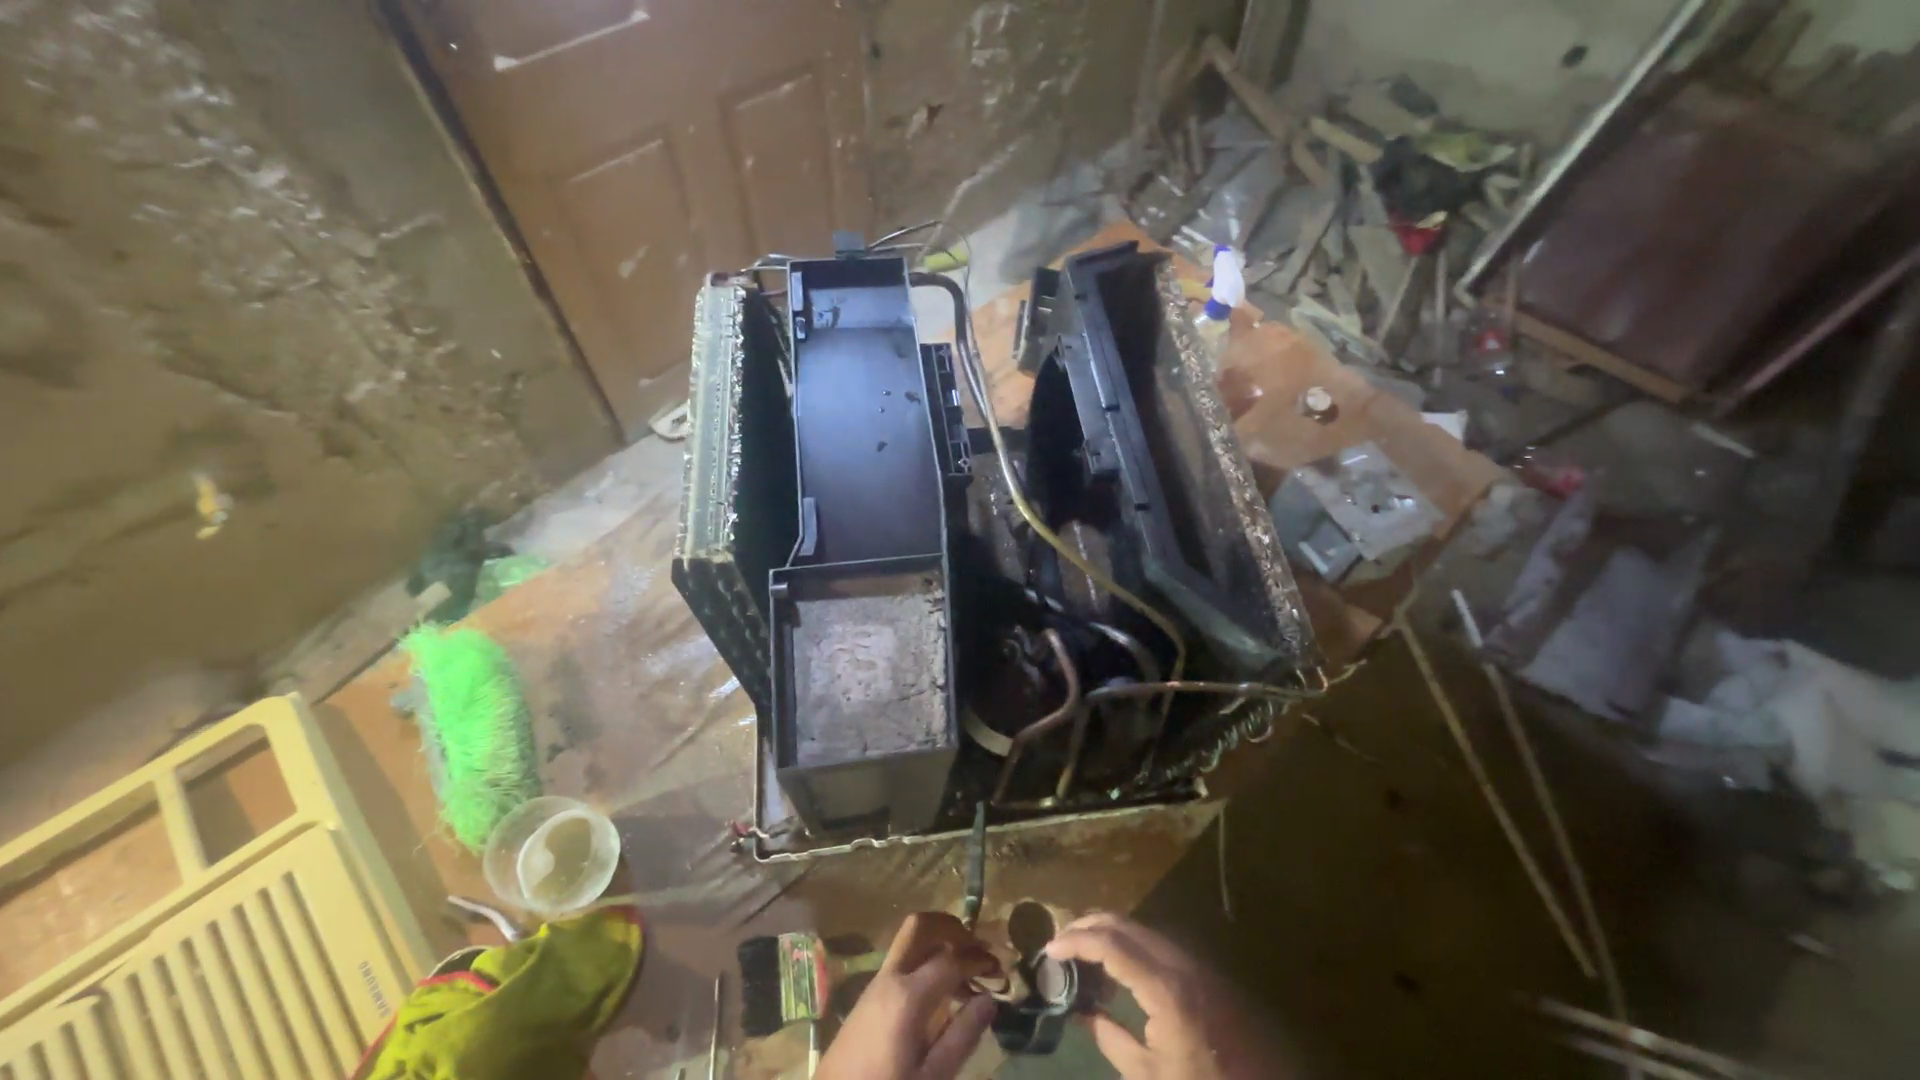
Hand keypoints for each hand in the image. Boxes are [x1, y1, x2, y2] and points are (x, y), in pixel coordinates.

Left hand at [816, 913, 998, 1079]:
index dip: (978, 958)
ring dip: (938, 942)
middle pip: (919, 926)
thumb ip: (962, 1036)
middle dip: (951, 927)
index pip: (951, 959)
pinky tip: (940, 988)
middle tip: (976, 947)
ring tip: (965, 968)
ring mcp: (876, 982)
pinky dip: (924, 959)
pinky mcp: (869, 994)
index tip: (998, 969)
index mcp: (908, 995)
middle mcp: (890, 977)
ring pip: (909, 941)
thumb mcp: (931, 1076)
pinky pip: (901, 961)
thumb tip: (989, 999)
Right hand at [1045, 913, 1285, 1079]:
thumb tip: (1080, 1011)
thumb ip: (1109, 1036)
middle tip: (1059, 943)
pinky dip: (1127, 946)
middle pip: (1124, 924)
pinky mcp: (1202, 972)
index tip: (1049, 949)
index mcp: (1164, 988)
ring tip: (1080, 957)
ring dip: (1106, 934)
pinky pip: (1155, 944)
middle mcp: (1179, 963)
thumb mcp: (1148, 1074)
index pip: (1110, 944)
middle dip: (1087, 927)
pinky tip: (1115, 972)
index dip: (1075, 941)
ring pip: (1140, 929)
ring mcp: (1193, 963)